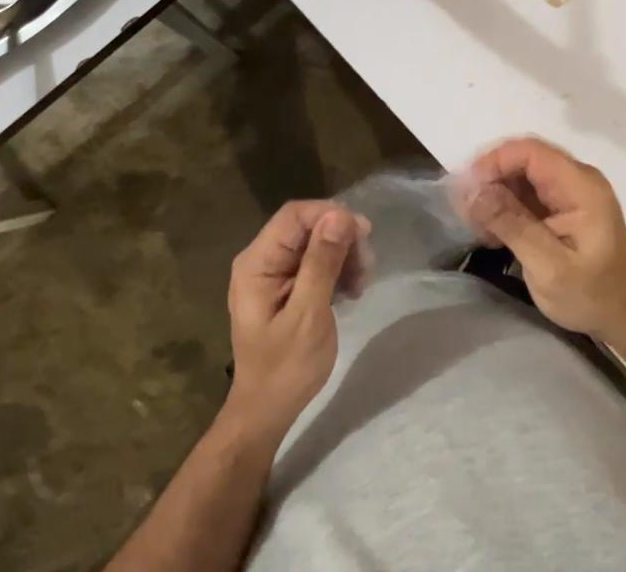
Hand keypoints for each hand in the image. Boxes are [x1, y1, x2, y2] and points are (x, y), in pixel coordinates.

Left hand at [225, 201, 367, 435]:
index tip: (364, 235)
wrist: (268, 410)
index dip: (331, 215)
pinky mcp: (286, 287)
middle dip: (341, 239)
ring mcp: (273, 274)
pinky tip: (353, 291)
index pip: (294, 215)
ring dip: (344, 256)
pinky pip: (315, 263)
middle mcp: (261, 260)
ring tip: (362, 284)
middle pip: (307, 227)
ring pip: (315, 244)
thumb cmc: (285, 367)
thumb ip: (322, 263)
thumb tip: (340, 216)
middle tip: (368, 267)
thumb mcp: (308, 314)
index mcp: (257, 262)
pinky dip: (338, 271)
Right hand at [463, 138, 625, 345]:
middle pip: (524, 160)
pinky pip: (527, 194)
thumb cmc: (591, 295)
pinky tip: (491, 233)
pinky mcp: (562, 208)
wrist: (622, 318)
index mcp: (582, 188)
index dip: (495, 162)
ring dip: (494, 196)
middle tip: (464, 210)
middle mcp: (577, 180)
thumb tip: (472, 191)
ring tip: (474, 225)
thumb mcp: (547, 266)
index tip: (467, 189)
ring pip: (521, 176)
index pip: (531, 152)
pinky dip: (505, 208)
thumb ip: (511, 224)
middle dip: (490, 179)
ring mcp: (570, 193)